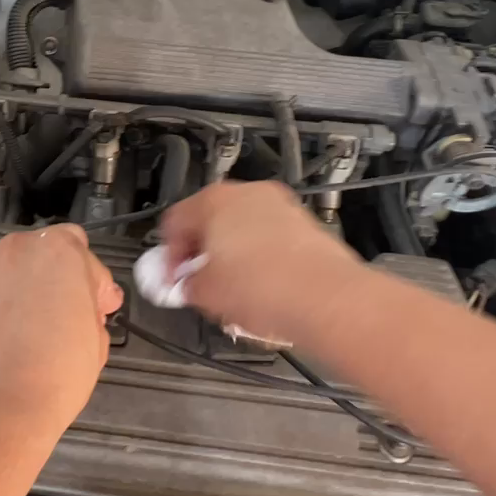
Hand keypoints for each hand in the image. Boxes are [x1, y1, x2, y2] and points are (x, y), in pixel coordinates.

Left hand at [0, 224, 123, 425]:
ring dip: (29, 289)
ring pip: (16, 271)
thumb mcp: (97, 336)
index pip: (84, 252)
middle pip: (46, 254)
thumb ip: (93, 306)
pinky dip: (3, 306)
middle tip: (70, 318)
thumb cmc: (57, 369)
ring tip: (37, 330)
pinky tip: (11, 338)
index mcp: (58, 249)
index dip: (95, 284)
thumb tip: (86, 306)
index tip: (100, 310)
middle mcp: (17, 249)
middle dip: (60, 279)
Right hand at [158, 181, 366, 343]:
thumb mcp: (206, 293)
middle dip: (201, 253)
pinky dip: (260, 258)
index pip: (174, 221)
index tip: (171, 277)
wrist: (326, 301)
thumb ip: (184, 285)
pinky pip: (270, 238)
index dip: (168, 255)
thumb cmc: (269, 288)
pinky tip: (260, 288)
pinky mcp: (305, 225)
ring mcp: (280, 207)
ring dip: (231, 255)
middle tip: (197, 281)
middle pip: (210, 219)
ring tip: (231, 290)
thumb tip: (183, 285)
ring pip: (242, 228)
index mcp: (214, 200)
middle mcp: (247, 194)